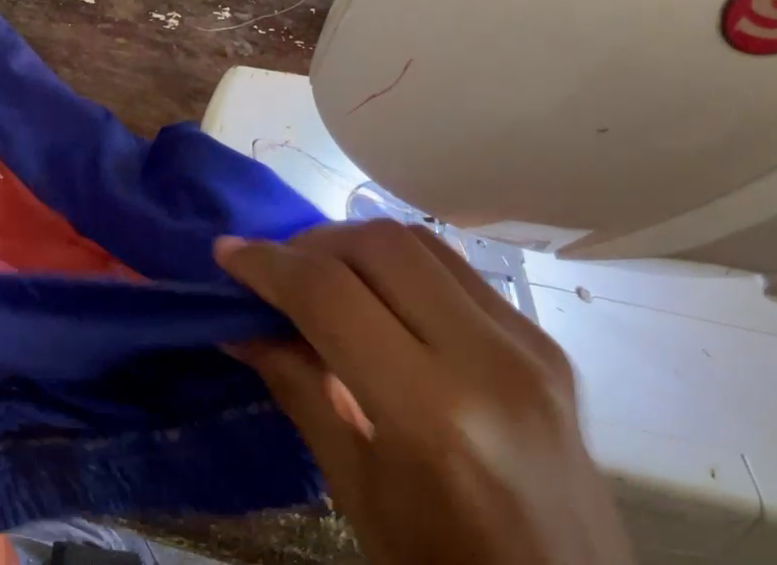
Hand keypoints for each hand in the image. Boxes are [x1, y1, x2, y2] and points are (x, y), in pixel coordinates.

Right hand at [217, 221, 632, 564]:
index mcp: (432, 414)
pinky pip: (459, 272)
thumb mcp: (355, 487)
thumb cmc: (442, 564)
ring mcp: (530, 347)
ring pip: (422, 243)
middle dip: (310, 243)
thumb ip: (299, 388)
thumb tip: (236, 325)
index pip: (331, 294)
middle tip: (273, 271)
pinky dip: (401, 265)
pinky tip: (376, 297)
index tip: (226, 255)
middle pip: (380, 246)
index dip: (267, 264)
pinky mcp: (549, 345)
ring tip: (319, 276)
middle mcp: (490, 362)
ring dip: (355, 244)